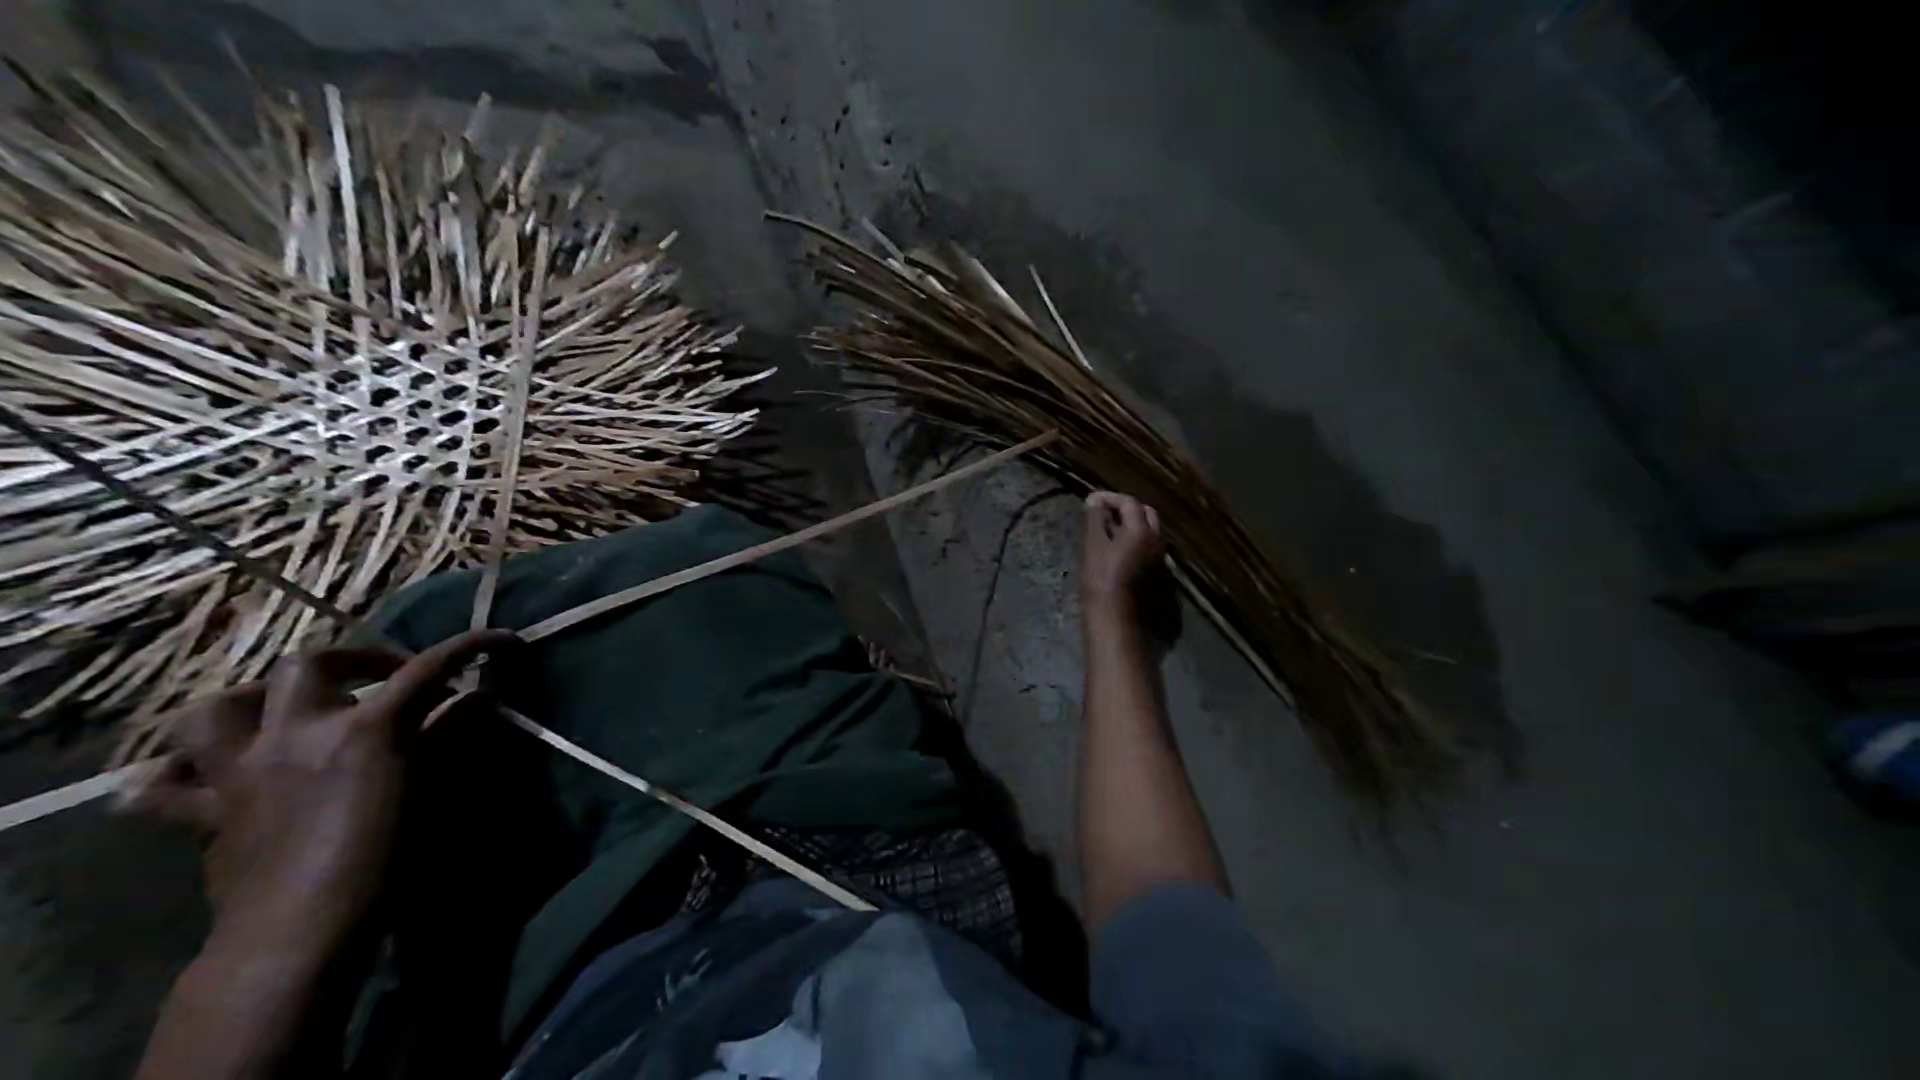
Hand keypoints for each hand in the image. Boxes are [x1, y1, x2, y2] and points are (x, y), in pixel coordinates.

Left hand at [128, 630, 515, 949]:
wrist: (300, 931)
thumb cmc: (384, 858)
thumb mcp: (435, 789)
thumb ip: (453, 735)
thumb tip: (479, 697)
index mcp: (363, 728)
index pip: (427, 669)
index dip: (470, 646)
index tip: (502, 641)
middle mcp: (295, 733)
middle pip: (311, 663)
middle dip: (353, 659)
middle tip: (383, 678)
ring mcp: (237, 769)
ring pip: (214, 707)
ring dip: (251, 699)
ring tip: (285, 711)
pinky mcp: (202, 811)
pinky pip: (162, 785)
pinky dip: (179, 771)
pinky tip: (204, 772)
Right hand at [1081, 491, 1165, 607]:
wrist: (1118, 621)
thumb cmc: (1100, 580)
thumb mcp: (1092, 546)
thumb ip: (1094, 519)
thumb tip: (1094, 500)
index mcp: (1142, 531)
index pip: (1129, 503)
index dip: (1110, 498)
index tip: (1092, 501)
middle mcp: (1158, 543)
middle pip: (1147, 516)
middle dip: (1127, 511)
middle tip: (1106, 516)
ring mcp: (1162, 562)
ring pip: (1151, 536)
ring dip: (1133, 530)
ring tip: (1111, 536)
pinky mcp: (1161, 579)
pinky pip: (1150, 554)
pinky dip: (1137, 547)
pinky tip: (1122, 557)